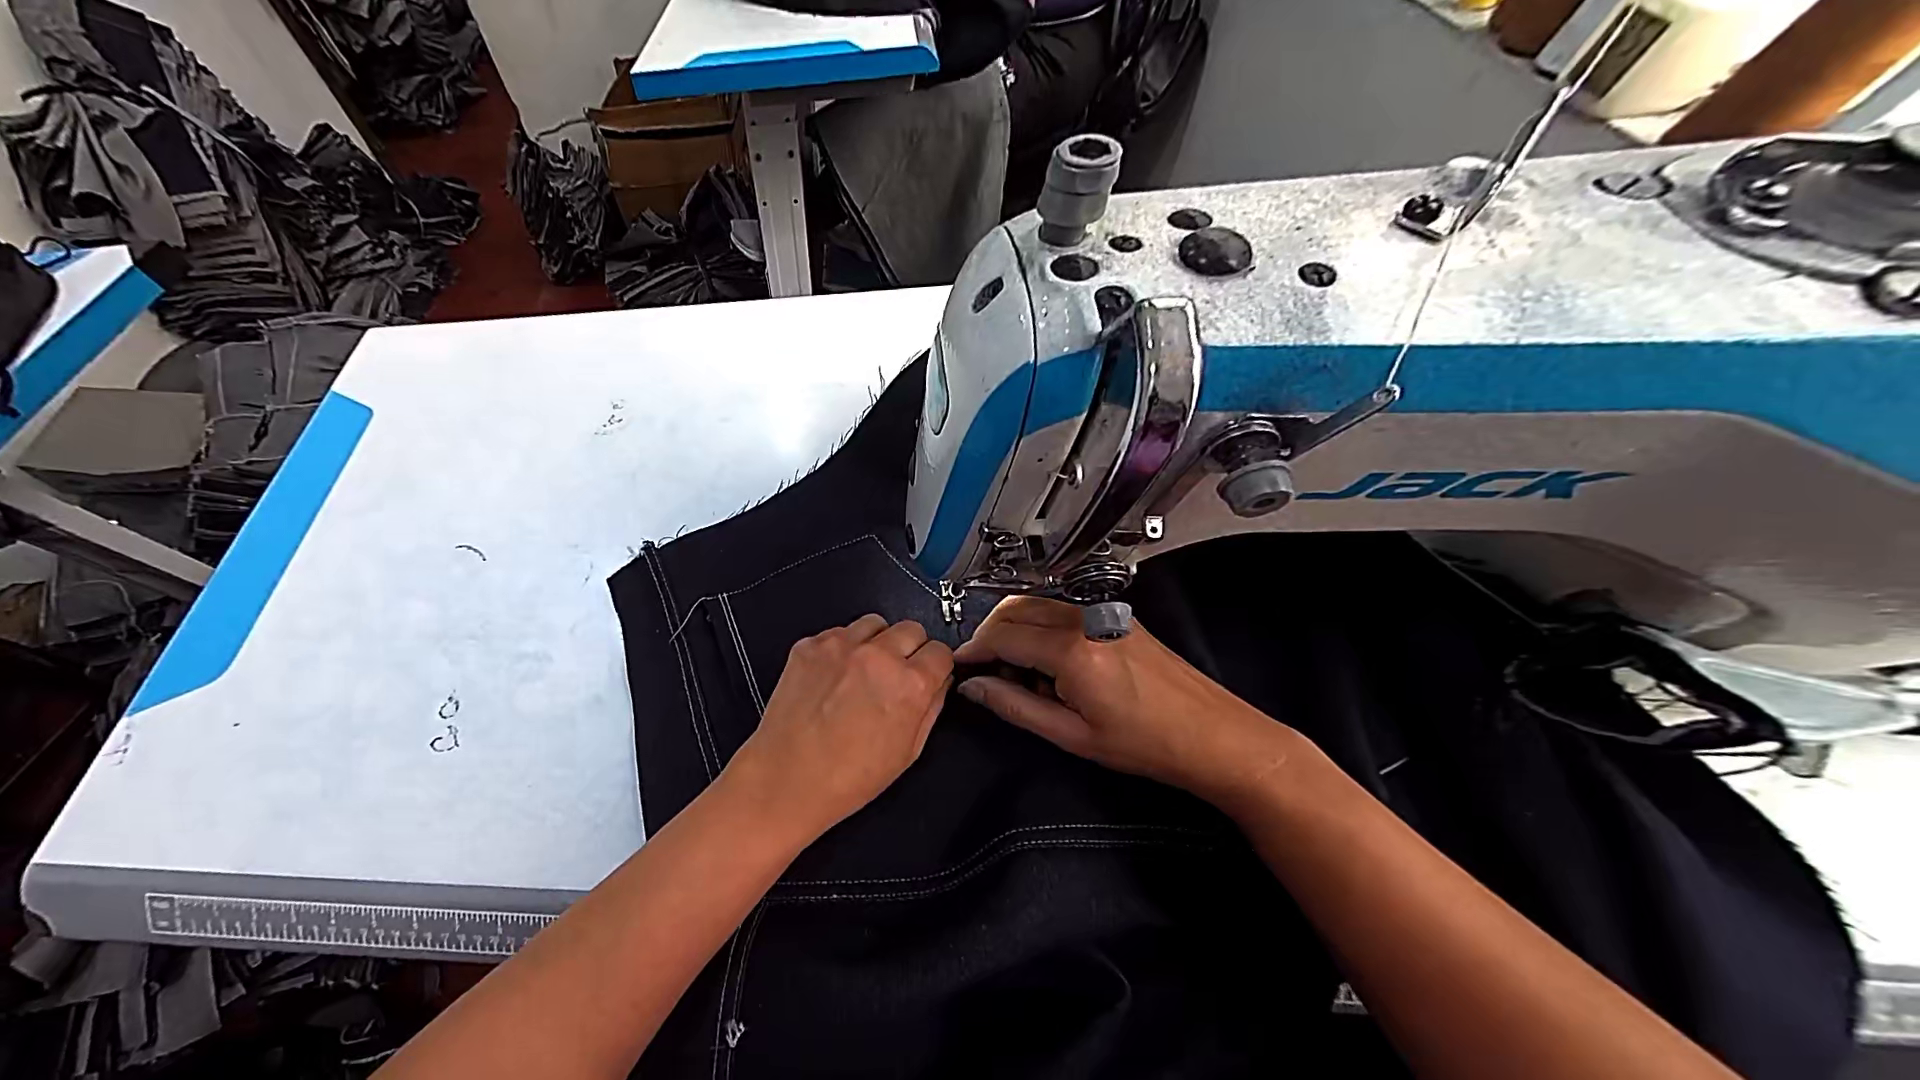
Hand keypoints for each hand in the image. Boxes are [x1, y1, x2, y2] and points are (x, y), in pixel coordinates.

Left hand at [720, 615, 953, 841]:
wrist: (787, 780)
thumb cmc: (845, 778)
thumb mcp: (908, 751)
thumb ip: (931, 708)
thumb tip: (939, 682)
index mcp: (910, 685)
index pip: (940, 651)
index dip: (936, 665)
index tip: (929, 672)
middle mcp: (878, 657)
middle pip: (912, 629)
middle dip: (911, 649)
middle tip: (897, 673)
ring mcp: (841, 647)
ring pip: (876, 624)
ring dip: (878, 642)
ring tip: (864, 672)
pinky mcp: (811, 646)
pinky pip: (839, 632)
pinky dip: (843, 648)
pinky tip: (836, 677)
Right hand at [953, 596, 1297, 804]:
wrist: (1214, 736)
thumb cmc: (1150, 743)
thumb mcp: (1072, 736)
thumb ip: (1015, 706)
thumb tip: (976, 688)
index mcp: (1072, 650)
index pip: (1003, 635)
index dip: (974, 650)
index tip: (961, 666)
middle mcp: (1086, 619)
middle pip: (1015, 610)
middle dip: (991, 636)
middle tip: (986, 672)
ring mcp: (1104, 612)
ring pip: (1037, 605)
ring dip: (1016, 630)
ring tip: (1022, 676)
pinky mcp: (1117, 615)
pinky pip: (1063, 610)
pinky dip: (1042, 627)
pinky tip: (1052, 665)